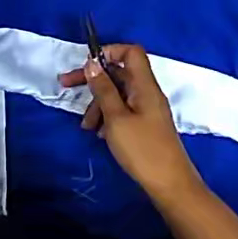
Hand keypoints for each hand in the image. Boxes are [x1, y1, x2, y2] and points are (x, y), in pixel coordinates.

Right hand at [60, 44, 202, 202]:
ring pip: (117, 93)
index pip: (131, 52)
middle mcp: (147, 93)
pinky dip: (107, 115)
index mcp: (144, 86)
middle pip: (118, 73)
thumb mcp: (116, 118)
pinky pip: (122, 109)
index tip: (88, 65)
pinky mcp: (145, 124)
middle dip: (93, 79)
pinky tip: (99, 133)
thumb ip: (103, 89)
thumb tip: (92, 63)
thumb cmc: (142, 150)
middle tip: (66, 85)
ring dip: (98, 103)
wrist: (171, 186)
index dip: (109, 52)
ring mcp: (147, 109)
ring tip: (86, 125)